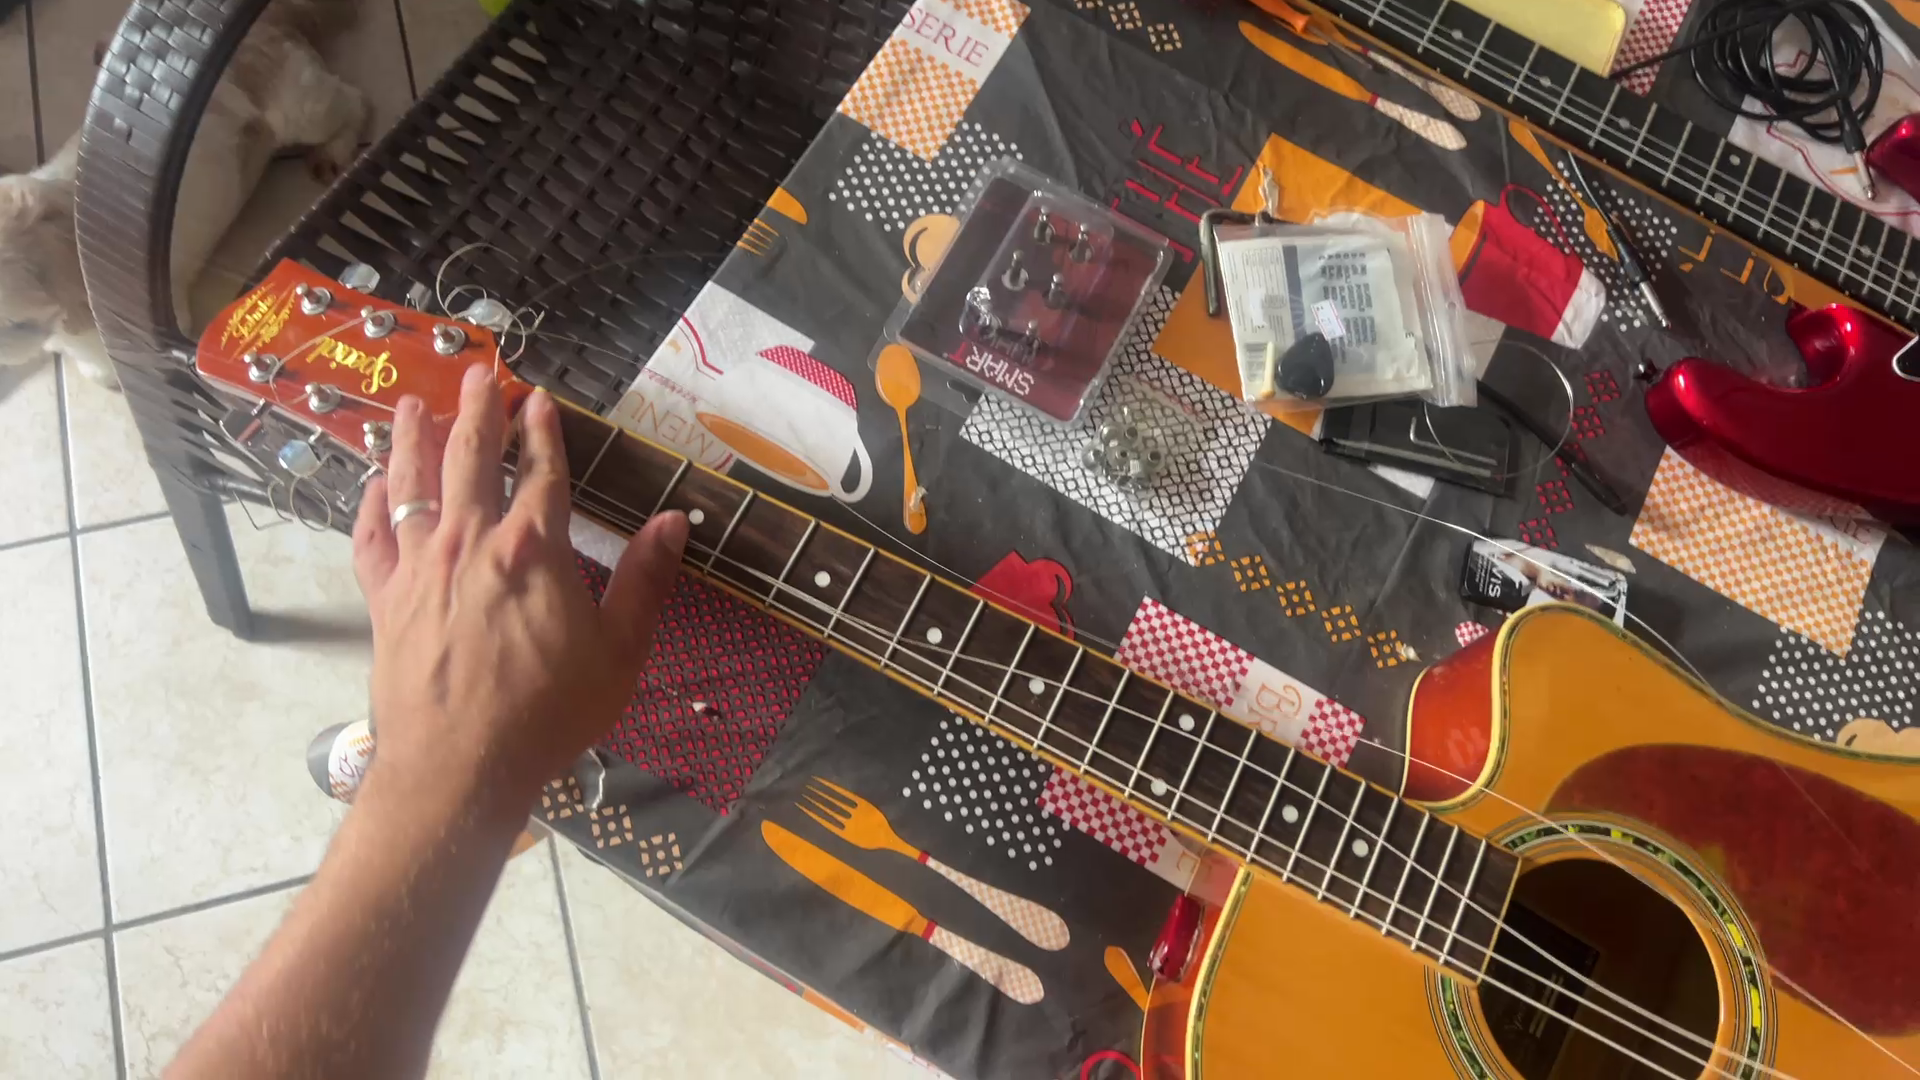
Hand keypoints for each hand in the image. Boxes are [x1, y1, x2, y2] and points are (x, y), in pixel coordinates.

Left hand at [351, 364, 686, 814]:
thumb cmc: (552, 708)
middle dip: (479, 412)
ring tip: (420, 403)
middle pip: (472, 461)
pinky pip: (371, 536)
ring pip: (414, 486)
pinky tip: (375, 481)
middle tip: (481, 372)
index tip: (541, 397)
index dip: (544, 431)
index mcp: (533, 550)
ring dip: (418, 439)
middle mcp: (471, 543)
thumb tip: (674, 520)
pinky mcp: (385, 599)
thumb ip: (646, 577)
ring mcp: (420, 569)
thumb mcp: (622, 647)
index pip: (542, 473)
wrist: (459, 770)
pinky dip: (371, 502)